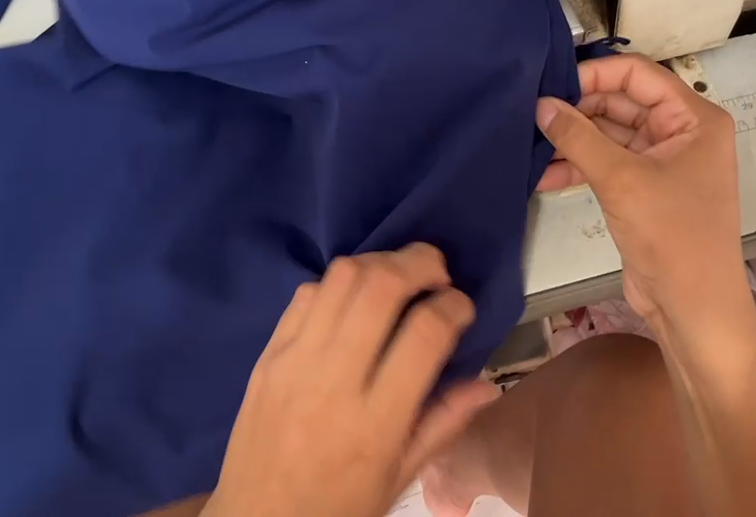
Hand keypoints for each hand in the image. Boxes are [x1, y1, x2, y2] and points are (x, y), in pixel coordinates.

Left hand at [201, 243, 499, 516]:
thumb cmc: (337, 506)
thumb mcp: (399, 479)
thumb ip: (443, 424)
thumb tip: (487, 382)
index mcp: (375, 422)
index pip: (424, 335)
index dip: (454, 305)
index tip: (463, 305)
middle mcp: (334, 380)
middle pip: (380, 288)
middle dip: (419, 263)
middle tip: (437, 270)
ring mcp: (295, 360)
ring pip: (342, 277)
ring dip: (380, 262)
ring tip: (398, 275)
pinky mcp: (268, 352)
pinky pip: (306, 292)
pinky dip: (338, 282)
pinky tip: (354, 297)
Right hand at [535, 55, 748, 324]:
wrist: (693, 310)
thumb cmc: (671, 235)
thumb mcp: (621, 180)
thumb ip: (578, 137)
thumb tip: (540, 104)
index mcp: (694, 118)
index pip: (638, 74)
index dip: (595, 74)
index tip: (553, 83)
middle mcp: (682, 132)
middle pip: (622, 102)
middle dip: (579, 108)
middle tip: (533, 110)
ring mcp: (662, 160)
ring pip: (610, 133)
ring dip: (574, 139)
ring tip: (530, 137)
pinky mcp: (643, 187)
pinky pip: (607, 162)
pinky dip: (578, 165)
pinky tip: (543, 173)